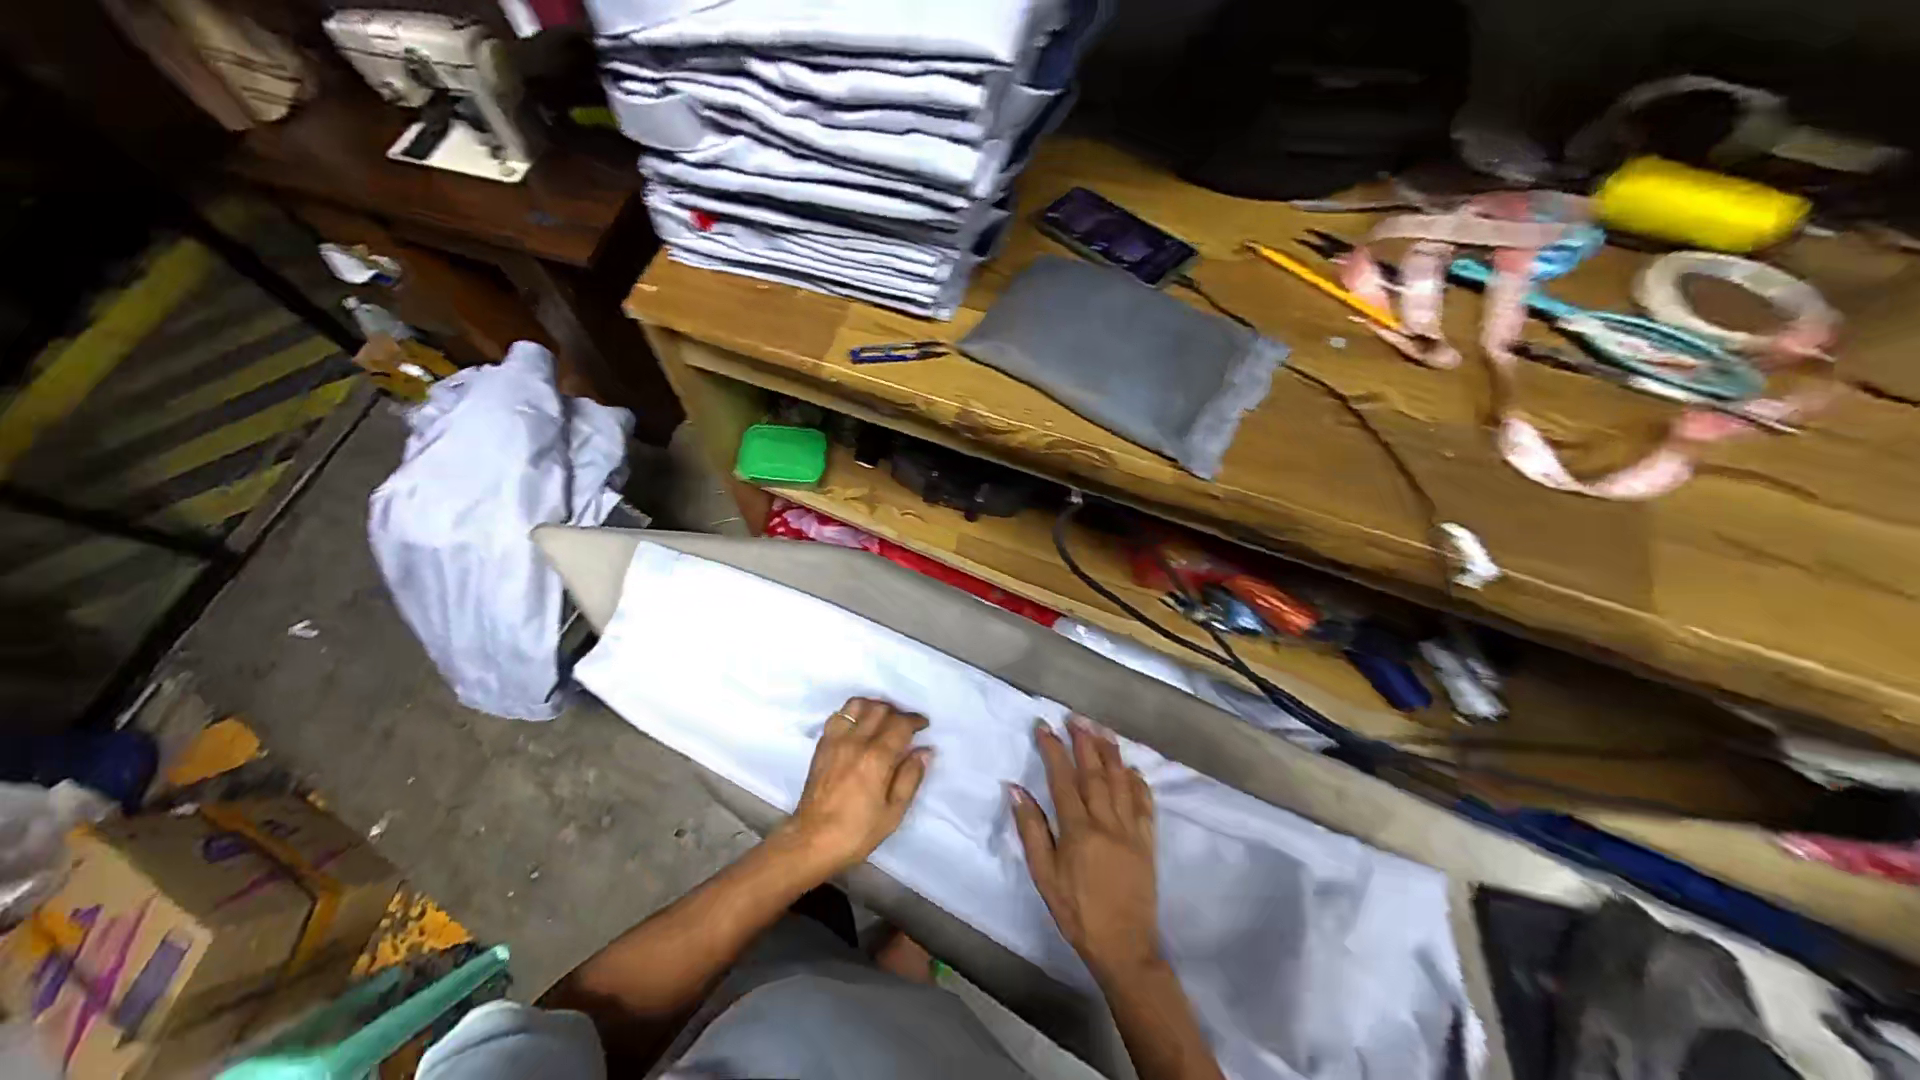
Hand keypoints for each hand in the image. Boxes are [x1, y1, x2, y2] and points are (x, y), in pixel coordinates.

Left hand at [779, 697, 932, 873]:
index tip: (923, 725)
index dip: (915, 720)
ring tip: (883, 719)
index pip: (900, 724)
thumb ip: (910, 777)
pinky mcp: (822, 745)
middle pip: (880, 709)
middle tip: (906, 725)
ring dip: (874, 706)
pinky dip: (853, 713)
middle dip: (898, 712)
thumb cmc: (857, 831)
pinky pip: (839, 715)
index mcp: (876, 758)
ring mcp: (835, 740)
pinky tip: (860, 726)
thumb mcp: (893, 812)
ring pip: (857, 705)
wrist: (812, 840)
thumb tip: (924, 751)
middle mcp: (855, 741)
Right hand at [1010, 715, 1162, 982]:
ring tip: (1101, 730)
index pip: (1063, 778)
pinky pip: (1145, 803)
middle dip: (1084, 741)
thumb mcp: (1044, 875)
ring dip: (1111, 752)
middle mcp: (1107, 822)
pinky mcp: (1148, 841)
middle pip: (1095, 772)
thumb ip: (1031, 830)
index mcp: (1078, 830)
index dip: (1053, 749)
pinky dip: (1138, 782)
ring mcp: (1132, 830)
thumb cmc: (1076, 912)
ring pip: (1121, 781)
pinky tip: (1132, 769)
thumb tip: (1016, 789)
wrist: (1124, 946)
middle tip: (1075, 717)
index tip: (1044, 727)